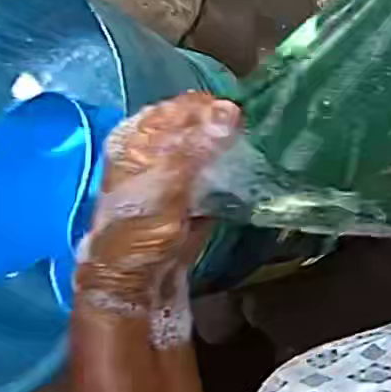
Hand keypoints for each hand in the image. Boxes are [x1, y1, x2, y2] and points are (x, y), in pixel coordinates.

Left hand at [76, 92, 240, 320]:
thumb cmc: (140, 235)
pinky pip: (217, 172)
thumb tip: (231, 108)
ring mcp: (174, 178)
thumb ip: (198, 148)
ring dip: (230, 144)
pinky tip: (250, 166)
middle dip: (221, 122)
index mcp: (137, 146)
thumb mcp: (167, 187)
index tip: (238, 109)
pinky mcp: (193, 198)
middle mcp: (153, 157)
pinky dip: (233, 167)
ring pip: (207, 148)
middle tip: (250, 125)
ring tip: (254, 142)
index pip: (174, 109)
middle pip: (193, 126)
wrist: (140, 286)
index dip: (205, 105)